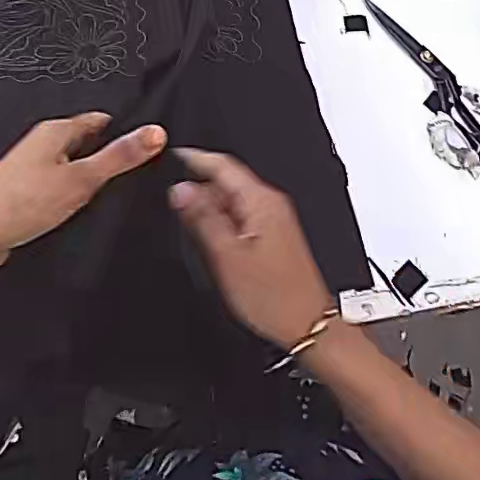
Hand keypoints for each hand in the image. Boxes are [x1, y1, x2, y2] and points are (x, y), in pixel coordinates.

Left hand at [0, 113, 165, 272]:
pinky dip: (73, 195)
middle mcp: (42, 145)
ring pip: (72, 166)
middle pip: (87, 142)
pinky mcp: (26, 192)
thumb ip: (119, 157)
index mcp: (55, 131)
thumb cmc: (15, 205)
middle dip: (108, 155)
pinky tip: (79, 211)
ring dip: (90, 178)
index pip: (100, 119)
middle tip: (132, 169)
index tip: (144, 139)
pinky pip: (59, 187)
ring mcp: (32, 169)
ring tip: (107, 192)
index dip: (125, 128)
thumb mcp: (81, 179)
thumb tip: (153, 133)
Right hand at [168, 148, 336, 348]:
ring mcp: (273, 220)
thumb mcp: (227, 255)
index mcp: (262, 202)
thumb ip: (202, 218)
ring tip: (192, 228)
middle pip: (227, 182)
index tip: (173, 155)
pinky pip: (241, 218)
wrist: (306, 324)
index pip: (223, 164)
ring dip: (210, 208)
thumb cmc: (276, 297)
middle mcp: (271, 205)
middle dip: (199, 188)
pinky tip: (213, 242)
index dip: (195, 158)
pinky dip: (222, 223)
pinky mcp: (272, 236)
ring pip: (232, 202)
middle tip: (174, 203)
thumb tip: (181, 191)